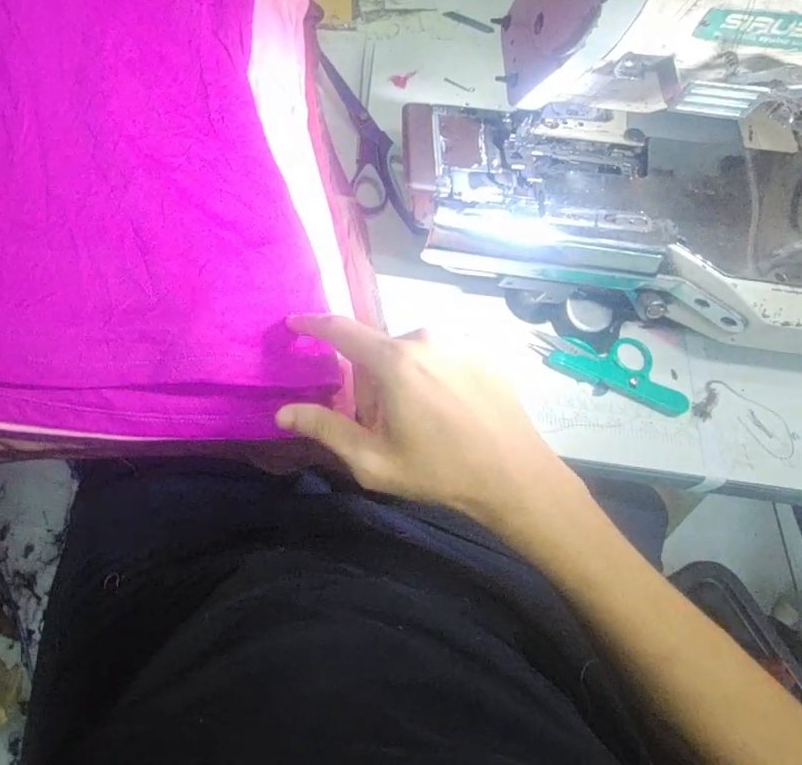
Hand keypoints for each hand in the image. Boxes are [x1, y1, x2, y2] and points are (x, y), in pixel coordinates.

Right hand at [276, 315, 591, 547]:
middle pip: (378, 349)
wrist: (518, 478)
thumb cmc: (440, 471)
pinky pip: (442, 358)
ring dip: (403, 379)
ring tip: (419, 421)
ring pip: (411, 354)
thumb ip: (326, 429)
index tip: (294, 322)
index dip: (313, 324)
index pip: (341, 329)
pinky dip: (434, 379)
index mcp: (393, 361)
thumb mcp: (373, 461)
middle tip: (380, 422)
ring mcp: (458, 344)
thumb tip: (283, 413)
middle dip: (370, 380)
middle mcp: (424, 340)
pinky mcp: (483, 355)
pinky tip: (449, 414)